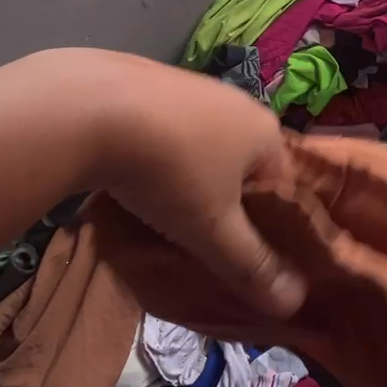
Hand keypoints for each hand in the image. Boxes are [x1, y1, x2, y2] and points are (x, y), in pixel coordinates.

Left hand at [77, 50, 306, 316]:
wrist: (89, 108)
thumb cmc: (169, 171)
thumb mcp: (211, 229)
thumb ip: (252, 265)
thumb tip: (296, 302)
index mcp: (267, 132)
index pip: (284, 188)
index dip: (267, 227)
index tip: (240, 256)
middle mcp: (241, 104)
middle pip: (245, 167)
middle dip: (226, 204)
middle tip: (197, 239)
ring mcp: (199, 90)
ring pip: (208, 148)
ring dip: (193, 181)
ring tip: (162, 214)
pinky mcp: (157, 85)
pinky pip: (174, 131)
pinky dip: (163, 156)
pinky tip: (136, 176)